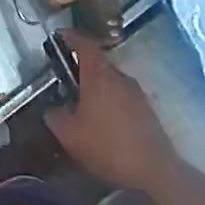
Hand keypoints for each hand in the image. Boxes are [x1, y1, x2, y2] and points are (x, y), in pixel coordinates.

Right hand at [43, 31, 188, 196]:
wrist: (152, 169)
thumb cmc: (106, 146)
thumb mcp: (68, 135)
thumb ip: (55, 116)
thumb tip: (53, 109)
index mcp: (99, 76)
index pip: (85, 45)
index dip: (71, 38)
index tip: (60, 35)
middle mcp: (120, 78)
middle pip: (98, 63)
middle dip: (81, 67)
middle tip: (64, 79)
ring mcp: (137, 93)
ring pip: (111, 81)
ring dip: (95, 87)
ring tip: (79, 104)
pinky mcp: (146, 110)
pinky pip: (121, 97)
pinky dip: (108, 101)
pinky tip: (100, 121)